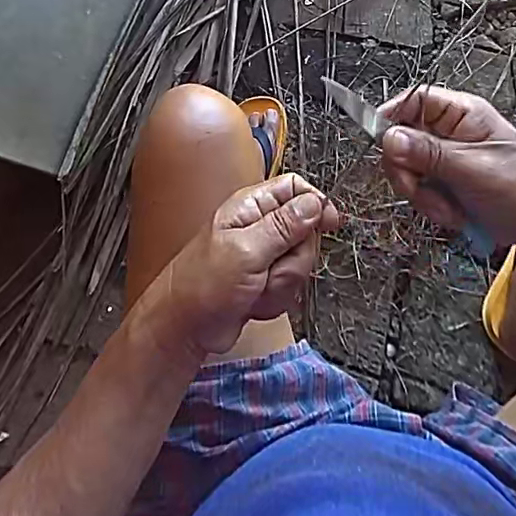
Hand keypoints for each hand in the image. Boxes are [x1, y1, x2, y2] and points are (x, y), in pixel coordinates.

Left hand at [148, 173, 343, 357]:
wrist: (186, 328)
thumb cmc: (205, 282)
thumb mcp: (247, 251)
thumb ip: (284, 226)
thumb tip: (316, 202)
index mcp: (252, 205)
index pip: (295, 188)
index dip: (316, 203)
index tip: (329, 224)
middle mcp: (260, 225)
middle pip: (306, 230)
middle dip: (294, 258)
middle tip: (268, 269)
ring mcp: (264, 254)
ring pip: (300, 262)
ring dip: (282, 282)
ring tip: (256, 288)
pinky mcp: (266, 279)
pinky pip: (290, 285)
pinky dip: (276, 298)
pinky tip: (254, 302)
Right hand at [378, 86, 515, 249]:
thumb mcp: (474, 169)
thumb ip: (430, 154)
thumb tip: (390, 137)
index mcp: (462, 113)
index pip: (413, 100)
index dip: (392, 116)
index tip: (381, 141)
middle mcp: (448, 130)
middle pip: (401, 137)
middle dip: (408, 171)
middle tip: (421, 189)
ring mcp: (443, 155)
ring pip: (404, 166)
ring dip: (421, 194)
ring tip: (448, 208)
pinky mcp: (440, 179)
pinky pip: (416, 187)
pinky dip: (428, 204)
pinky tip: (451, 213)